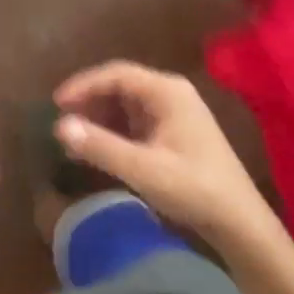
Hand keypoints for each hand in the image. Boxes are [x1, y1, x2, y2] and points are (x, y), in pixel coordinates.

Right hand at [53, 61, 272, 246]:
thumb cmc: (193, 188)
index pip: (117, 74)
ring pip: (128, 106)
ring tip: (74, 138)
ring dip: (101, 118)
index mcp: (168, 91)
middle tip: (62, 123)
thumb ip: (101, 146)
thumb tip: (60, 126)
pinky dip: (115, 132)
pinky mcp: (175, 134)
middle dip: (90, 102)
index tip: (56, 103)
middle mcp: (172, 94)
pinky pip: (137, 123)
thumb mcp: (143, 169)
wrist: (237, 219)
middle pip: (122, 86)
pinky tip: (98, 151)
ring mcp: (175, 114)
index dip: (84, 85)